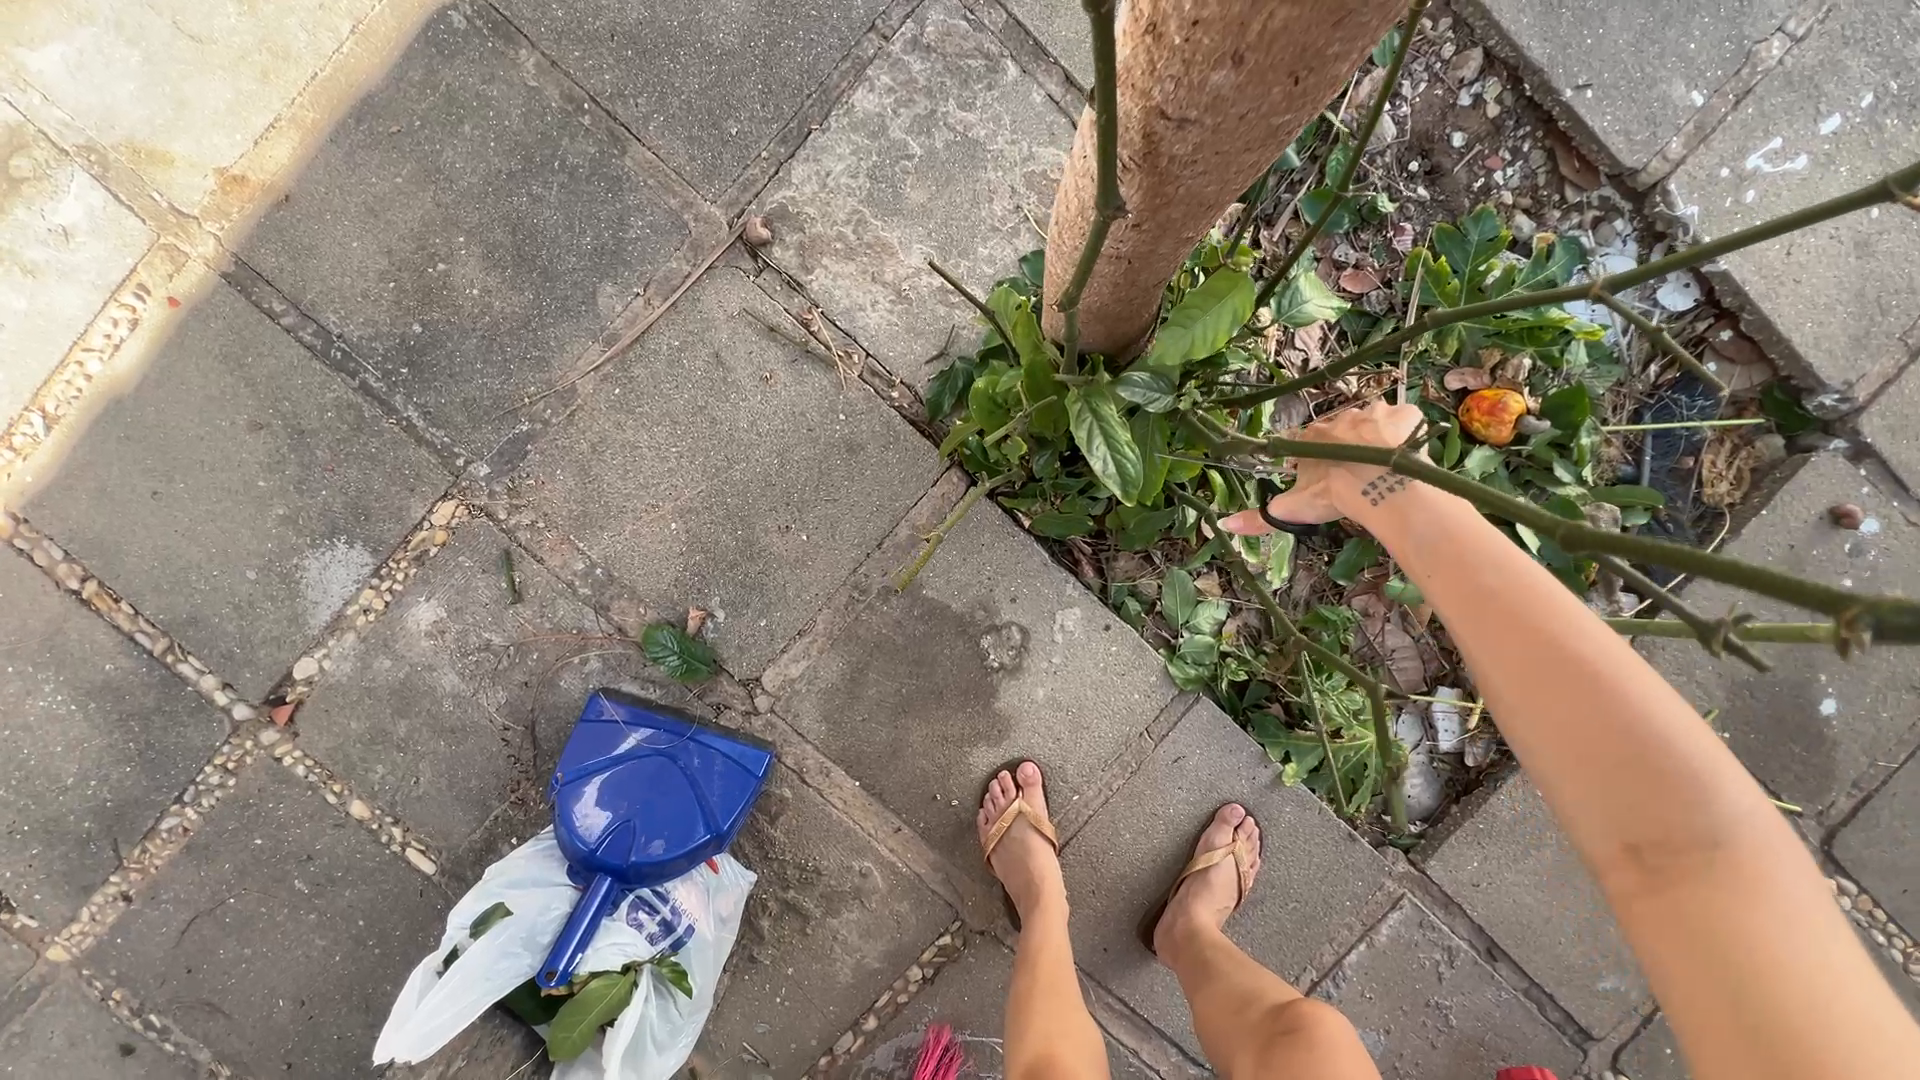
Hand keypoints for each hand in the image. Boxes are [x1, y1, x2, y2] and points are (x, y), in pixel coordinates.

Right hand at [1221, 401, 1424, 532]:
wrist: (1376, 485)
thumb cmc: (1331, 494)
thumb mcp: (1292, 509)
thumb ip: (1258, 519)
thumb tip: (1224, 525)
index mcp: (1309, 437)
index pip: (1302, 440)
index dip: (1310, 457)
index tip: (1320, 474)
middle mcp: (1338, 418)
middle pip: (1338, 430)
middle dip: (1344, 447)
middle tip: (1352, 473)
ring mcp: (1372, 414)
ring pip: (1371, 422)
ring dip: (1374, 438)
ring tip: (1381, 465)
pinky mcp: (1403, 415)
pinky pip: (1404, 420)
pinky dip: (1405, 433)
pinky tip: (1406, 452)